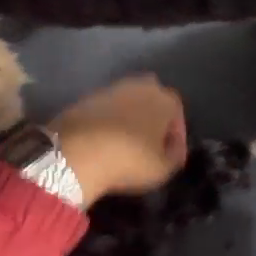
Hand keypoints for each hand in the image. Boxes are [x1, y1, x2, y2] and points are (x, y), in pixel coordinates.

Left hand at [49, 76, 187, 203]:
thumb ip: (176, 155)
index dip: (175, 134)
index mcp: (164, 99)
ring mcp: (111, 89)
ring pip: (127, 103)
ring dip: (128, 120)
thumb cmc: (130, 160)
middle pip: (152, 102)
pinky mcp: (86, 97)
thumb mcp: (164, 169)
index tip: (170, 153)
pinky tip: (103, 141)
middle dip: (152, 120)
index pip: (177, 112)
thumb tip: (174, 148)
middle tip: (148, 145)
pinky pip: (105, 110)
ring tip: (124, 145)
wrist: (78, 151)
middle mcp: (141, 86)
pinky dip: (108, 122)